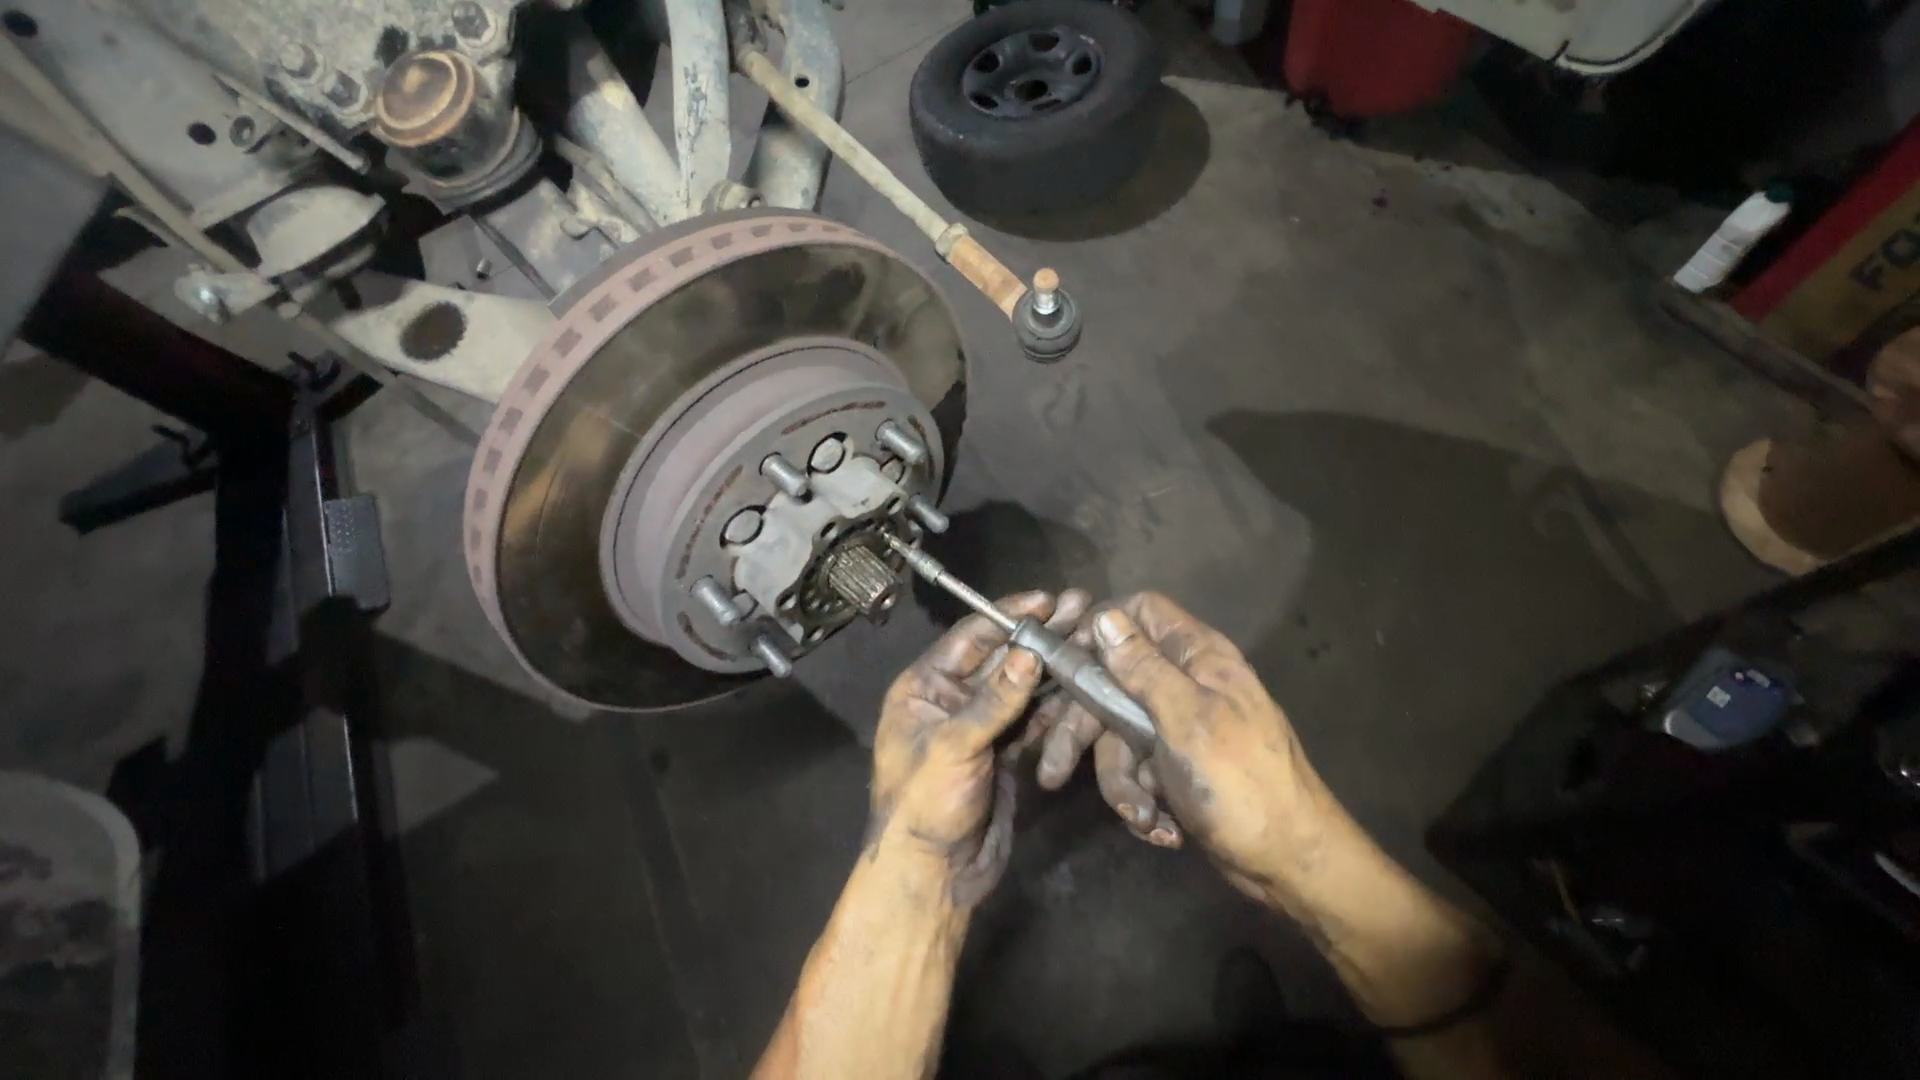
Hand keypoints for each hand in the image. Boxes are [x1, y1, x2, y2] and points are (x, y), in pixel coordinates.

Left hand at [871, 589, 1091, 905]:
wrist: (934, 874)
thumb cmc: (926, 803)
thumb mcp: (954, 746)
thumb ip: (995, 700)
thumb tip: (1030, 652)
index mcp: (924, 687)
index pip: (971, 638)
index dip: (1009, 617)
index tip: (1048, 599)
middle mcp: (951, 698)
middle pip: (1000, 658)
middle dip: (1038, 636)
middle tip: (1080, 609)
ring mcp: (979, 725)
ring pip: (1019, 687)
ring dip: (1051, 667)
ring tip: (1089, 641)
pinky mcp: (1002, 751)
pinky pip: (1029, 719)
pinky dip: (1052, 704)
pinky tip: (1081, 685)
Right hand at [1029, 592, 1340, 905]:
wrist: (1291, 864)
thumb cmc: (1243, 785)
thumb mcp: (1188, 721)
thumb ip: (1144, 668)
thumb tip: (1105, 617)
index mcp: (1197, 658)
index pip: (1140, 612)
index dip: (1098, 627)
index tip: (1059, 659)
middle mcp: (1184, 684)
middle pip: (1111, 683)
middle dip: (1083, 732)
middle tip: (1053, 770)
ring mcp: (1177, 726)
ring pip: (1117, 735)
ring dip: (1121, 781)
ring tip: (1143, 816)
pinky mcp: (1173, 765)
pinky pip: (1135, 769)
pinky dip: (1142, 799)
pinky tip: (1161, 827)